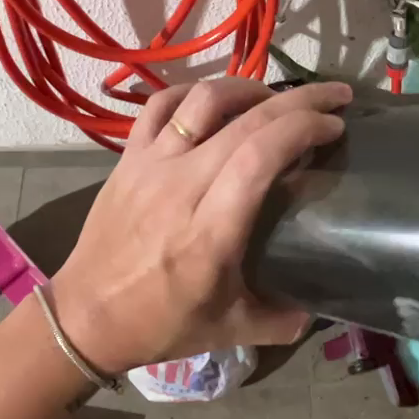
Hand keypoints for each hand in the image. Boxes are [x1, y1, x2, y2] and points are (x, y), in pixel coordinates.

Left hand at [49, 78, 351, 373]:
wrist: (84, 316)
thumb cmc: (160, 324)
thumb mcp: (230, 330)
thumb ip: (282, 319)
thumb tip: (321, 305)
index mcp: (211, 231)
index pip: (261, 156)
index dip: (303, 128)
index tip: (335, 126)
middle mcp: (181, 185)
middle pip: (246, 121)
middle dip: (299, 100)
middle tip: (334, 97)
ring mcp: (150, 164)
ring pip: (204, 101)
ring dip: (250, 88)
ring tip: (278, 98)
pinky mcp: (128, 157)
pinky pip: (161, 105)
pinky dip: (195, 92)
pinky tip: (218, 99)